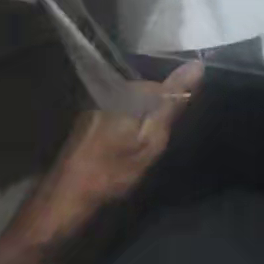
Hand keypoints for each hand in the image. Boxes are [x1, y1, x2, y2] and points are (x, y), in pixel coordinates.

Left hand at [17, 61, 203, 242]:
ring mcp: (98, 105)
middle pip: (148, 95)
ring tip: (146, 148)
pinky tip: (127, 149)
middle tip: (160, 143)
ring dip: (142, 122)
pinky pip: (120, 117)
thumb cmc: (112, 171)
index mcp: (127, 89)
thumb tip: (197, 64)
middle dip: (158, 113)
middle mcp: (111, 90)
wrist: (65, 200)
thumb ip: (172, 103)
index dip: (176, 107)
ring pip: (133, 107)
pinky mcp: (90, 122)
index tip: (179, 129)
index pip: (165, 86)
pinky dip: (128, 129)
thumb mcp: (151, 141)